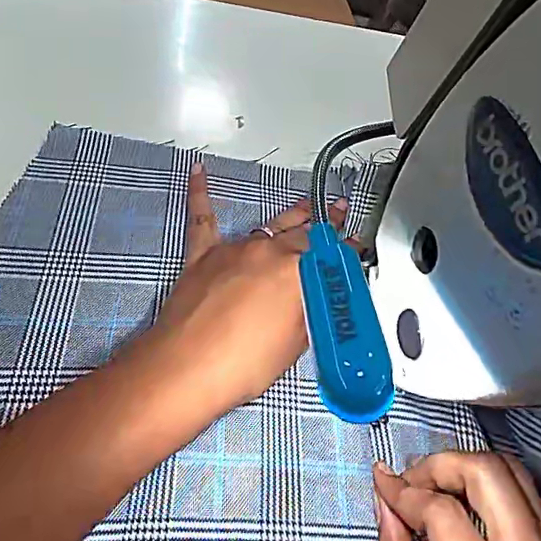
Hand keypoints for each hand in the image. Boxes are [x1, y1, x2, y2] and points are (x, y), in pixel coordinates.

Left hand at [143, 163, 345, 412]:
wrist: (186, 368)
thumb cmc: (238, 363)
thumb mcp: (295, 344)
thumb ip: (307, 312)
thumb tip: (311, 302)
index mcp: (294, 272)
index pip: (331, 255)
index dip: (346, 252)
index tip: (354, 248)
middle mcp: (265, 252)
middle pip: (303, 234)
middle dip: (325, 228)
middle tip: (340, 218)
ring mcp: (233, 251)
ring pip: (268, 226)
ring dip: (290, 217)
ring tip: (307, 206)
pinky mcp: (203, 255)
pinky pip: (202, 217)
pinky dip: (199, 193)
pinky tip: (198, 172)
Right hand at [373, 453, 540, 540]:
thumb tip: (385, 507)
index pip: (444, 513)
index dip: (403, 491)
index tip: (382, 485)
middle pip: (488, 475)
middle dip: (439, 465)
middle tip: (410, 482)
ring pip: (515, 476)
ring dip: (466, 469)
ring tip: (434, 487)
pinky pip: (528, 499)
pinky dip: (490, 485)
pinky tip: (462, 500)